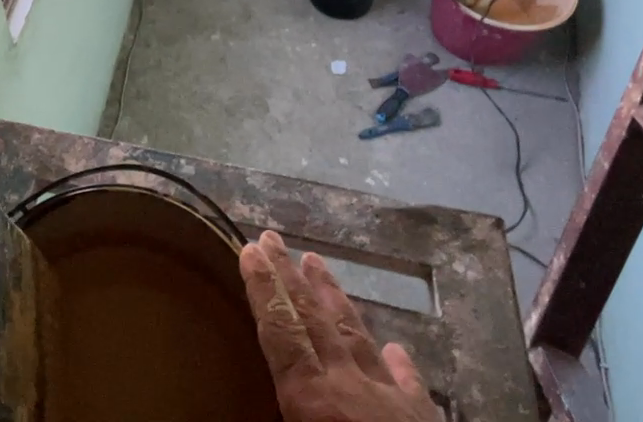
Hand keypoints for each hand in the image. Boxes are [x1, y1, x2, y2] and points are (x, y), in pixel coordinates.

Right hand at [239, 231, 441, 421]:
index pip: (280, 330)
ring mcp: (392, 403)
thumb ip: (275, 415)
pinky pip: (410, 385)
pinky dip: (400, 362)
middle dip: (290, 276)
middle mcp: (348, 388)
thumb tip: (232, 410)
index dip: (263, 288)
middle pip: (313, 320)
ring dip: (333, 297)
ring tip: (317, 262)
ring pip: (357, 336)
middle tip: (273, 238)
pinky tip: (396, 346)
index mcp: (311, 401)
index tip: (251, 249)